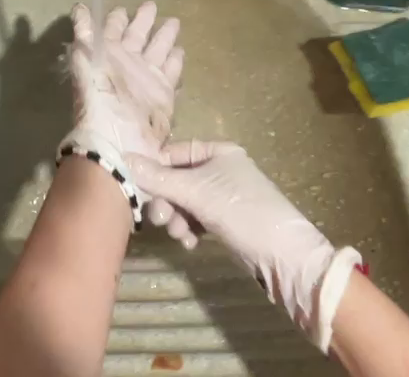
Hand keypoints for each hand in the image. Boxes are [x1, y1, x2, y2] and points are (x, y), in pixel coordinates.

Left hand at [64, 2, 182, 176]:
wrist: (117, 140)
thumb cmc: (98, 98)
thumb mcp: (85, 61)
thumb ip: (84, 33)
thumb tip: (78, 6)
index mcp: (106, 54)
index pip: (112, 29)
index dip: (116, 18)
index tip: (122, 8)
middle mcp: (127, 63)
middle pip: (138, 35)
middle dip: (143, 20)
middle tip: (151, 4)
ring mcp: (146, 78)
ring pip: (158, 49)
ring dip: (164, 35)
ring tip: (172, 22)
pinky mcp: (164, 93)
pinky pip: (172, 71)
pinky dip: (176, 61)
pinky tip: (180, 51)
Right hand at [130, 141, 360, 350]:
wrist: (285, 256)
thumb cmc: (241, 210)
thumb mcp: (196, 192)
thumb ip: (158, 178)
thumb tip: (123, 159)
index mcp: (218, 151)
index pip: (174, 153)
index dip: (155, 169)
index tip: (138, 187)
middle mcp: (220, 169)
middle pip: (177, 179)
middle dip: (165, 199)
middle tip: (158, 219)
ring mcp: (224, 196)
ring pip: (185, 201)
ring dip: (175, 217)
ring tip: (177, 234)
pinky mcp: (227, 220)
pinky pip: (196, 218)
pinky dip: (188, 227)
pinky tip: (189, 242)